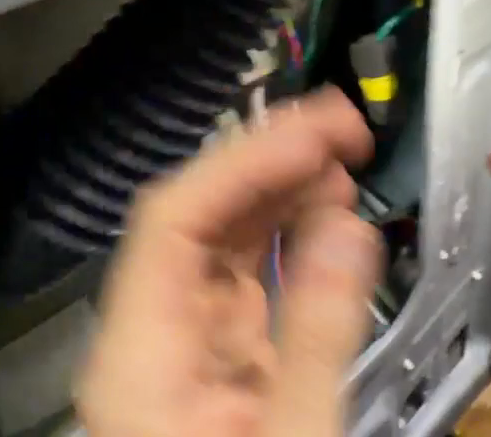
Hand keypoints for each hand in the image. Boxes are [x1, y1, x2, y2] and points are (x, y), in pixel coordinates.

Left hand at [77, 89, 382, 436]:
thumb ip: (316, 334)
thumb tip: (349, 225)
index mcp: (141, 359)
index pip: (174, 221)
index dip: (245, 162)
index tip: (318, 135)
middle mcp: (152, 338)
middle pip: (197, 218)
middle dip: (268, 160)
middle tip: (344, 129)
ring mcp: (185, 347)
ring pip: (223, 240)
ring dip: (282, 190)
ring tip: (344, 162)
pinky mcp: (219, 360)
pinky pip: (249, 276)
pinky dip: (290, 236)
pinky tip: (329, 216)